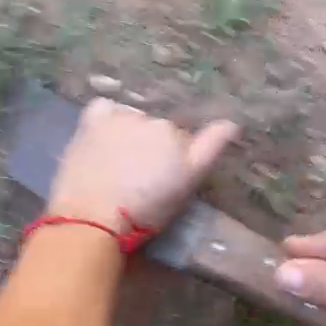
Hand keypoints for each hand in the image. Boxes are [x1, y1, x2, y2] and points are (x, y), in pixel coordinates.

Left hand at [47, 99, 238, 232]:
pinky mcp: (93, 120)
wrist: (93, 217)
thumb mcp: (187, 184)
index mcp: (176, 135)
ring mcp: (121, 117)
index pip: (187, 139)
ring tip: (120, 163)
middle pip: (160, 128)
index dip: (181, 156)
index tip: (167, 174)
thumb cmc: (146, 210)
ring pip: (135, 118)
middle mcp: (152, 119)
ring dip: (133, 133)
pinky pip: (105, 108)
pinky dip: (107, 117)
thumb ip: (210, 148)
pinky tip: (105, 136)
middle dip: (156, 146)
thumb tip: (232, 123)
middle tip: (141, 177)